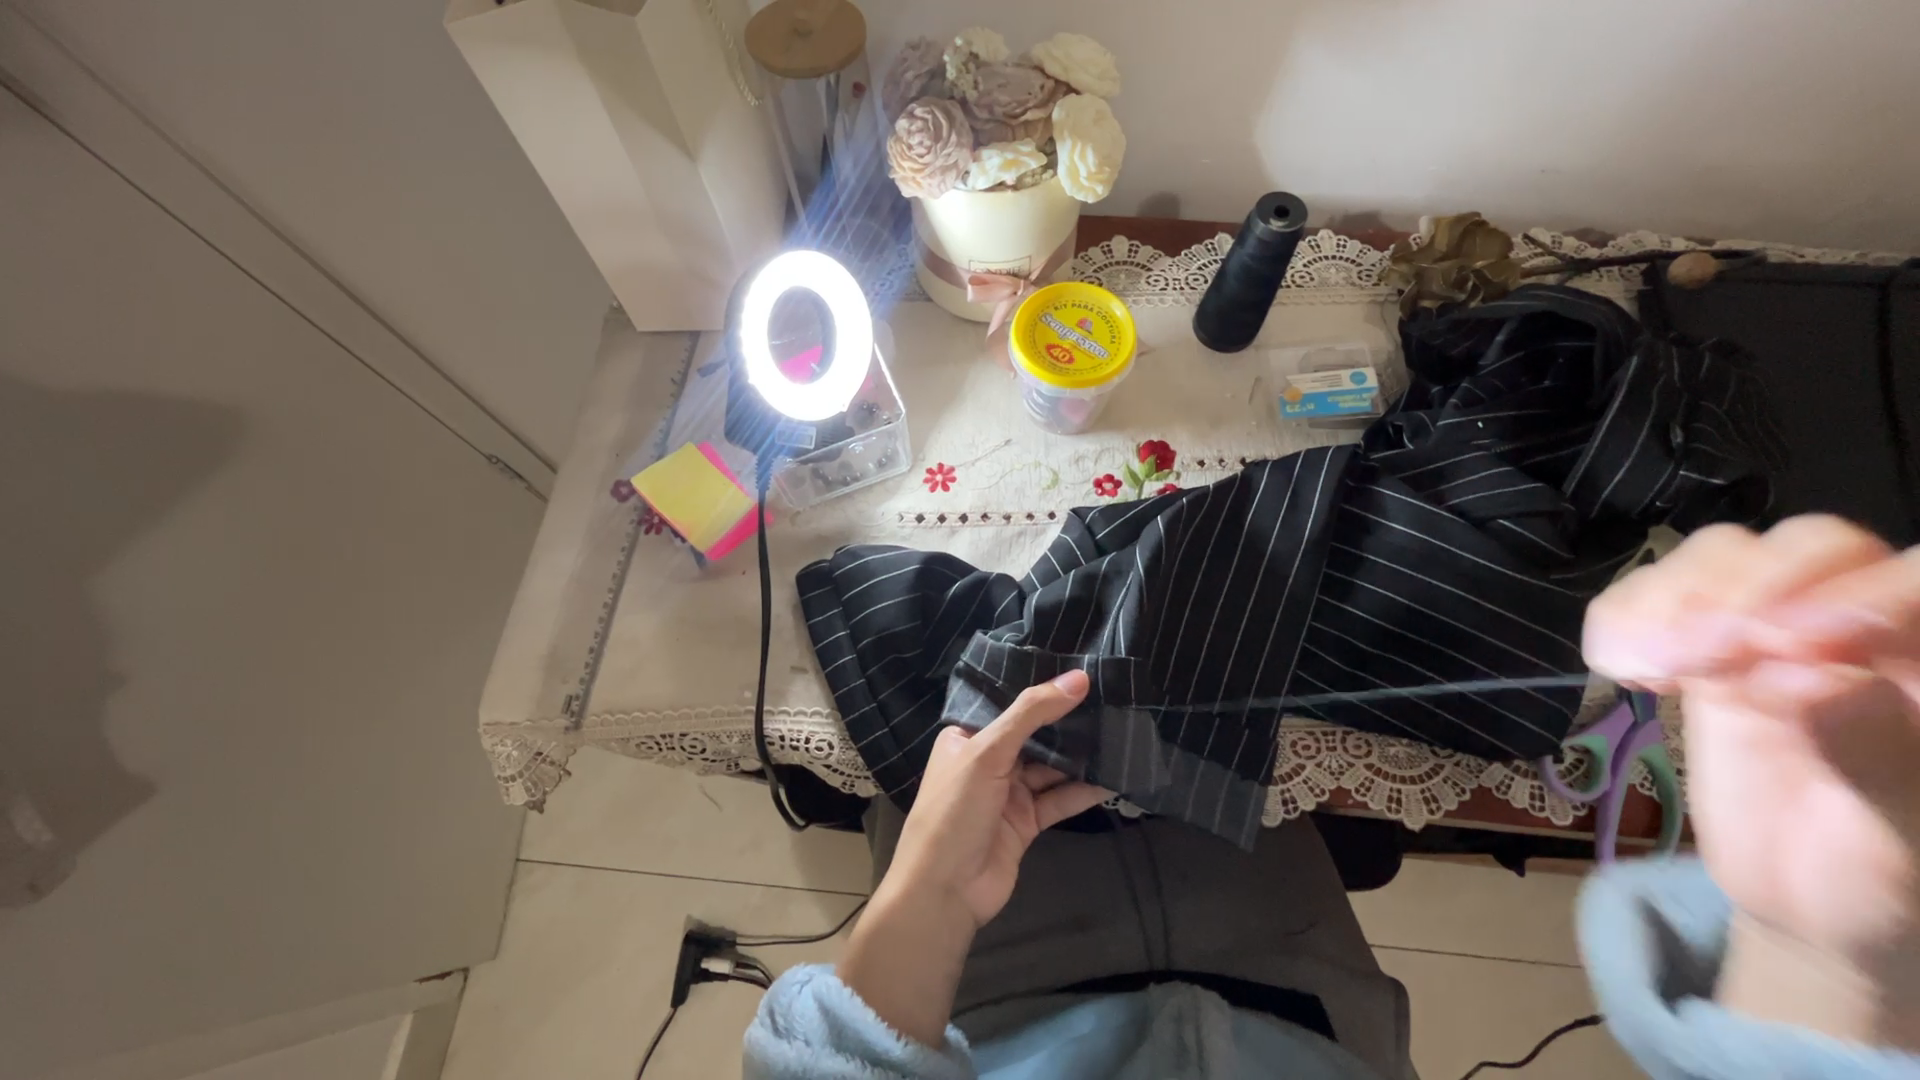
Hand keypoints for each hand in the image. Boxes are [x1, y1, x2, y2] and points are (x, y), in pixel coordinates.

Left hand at [837, 670, 1110, 1045]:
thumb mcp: (988, 753)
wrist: (945, 891)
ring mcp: (1008, 793)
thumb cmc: (955, 811)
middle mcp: (988, 760)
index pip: (1008, 704)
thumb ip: (1032, 714)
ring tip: (1121, 732)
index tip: (1082, 670)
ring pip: (1052, 767)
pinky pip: (1060, 799)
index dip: (1042, 689)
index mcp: (967, 737)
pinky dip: (1084, 790)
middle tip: (1113, 698)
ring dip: (1082, 756)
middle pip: (1035, 735)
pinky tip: (1115, 777)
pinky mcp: (1027, 823)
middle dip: (1068, 722)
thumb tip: (1078, 678)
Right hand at [1584, 517, 1919, 1029]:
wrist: (1807, 899)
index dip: (1852, 589)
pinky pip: (1647, 592)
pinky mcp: (1693, 644)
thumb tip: (1806, 677)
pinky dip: (1619, 615)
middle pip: (1807, 547)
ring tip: (1644, 667)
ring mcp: (1767, 630)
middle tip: (1697, 660)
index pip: (1913, 579)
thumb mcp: (1893, 841)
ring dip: (1667, 599)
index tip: (1781, 643)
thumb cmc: (1876, 881)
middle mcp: (1858, 628)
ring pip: (1721, 555)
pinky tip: (1618, 666)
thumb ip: (1867, 755)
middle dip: (1743, 589)